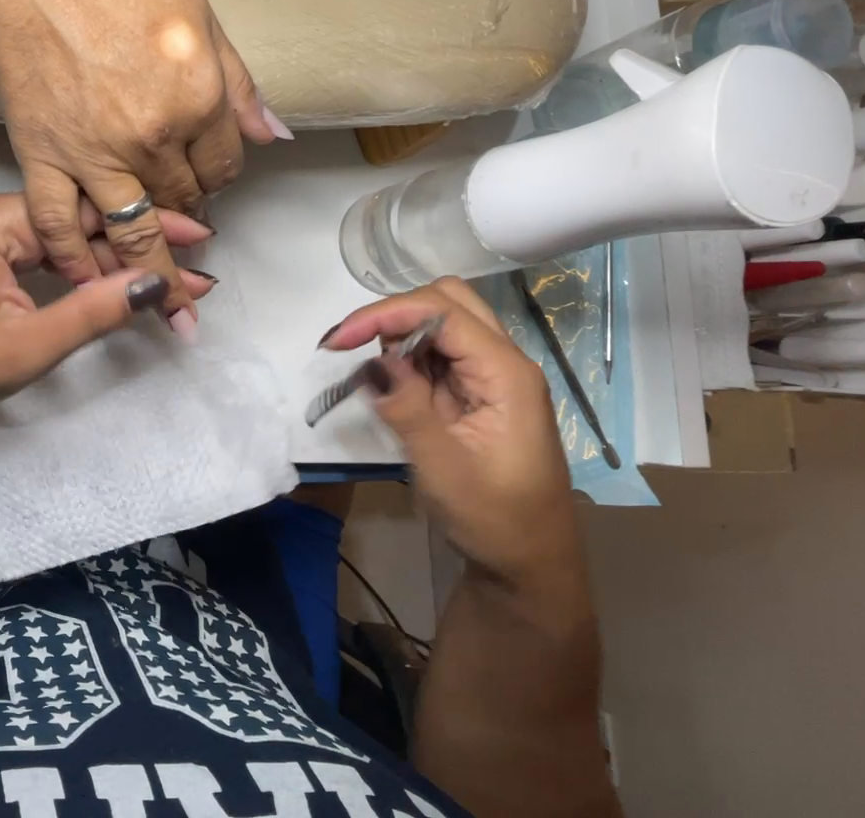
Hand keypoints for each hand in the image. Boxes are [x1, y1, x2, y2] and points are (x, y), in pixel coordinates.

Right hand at [0, 0, 287, 331]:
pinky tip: (92, 284)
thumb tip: (273, 135)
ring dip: (154, 272)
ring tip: (172, 312)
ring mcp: (94, 154)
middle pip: (183, 201)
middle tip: (195, 244)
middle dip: (192, 220)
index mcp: (198, 97)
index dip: (219, 174)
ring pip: (133, 232)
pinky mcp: (42, 157)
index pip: (223, 164)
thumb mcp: (200, 13)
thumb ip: (237, 83)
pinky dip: (77, 260)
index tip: (207, 175)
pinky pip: (61, 225)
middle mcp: (152, 137)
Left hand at [0, 193, 215, 432]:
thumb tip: (161, 282)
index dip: (146, 230)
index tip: (201, 241)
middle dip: (140, 250)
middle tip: (202, 265)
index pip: (86, 215)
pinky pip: (53, 251)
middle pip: (82, 222)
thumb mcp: (32, 344)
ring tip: (178, 278)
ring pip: (72, 238)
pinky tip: (130, 280)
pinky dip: (89, 271)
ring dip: (120, 263)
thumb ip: (96, 309)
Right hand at [320, 277, 580, 588]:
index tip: (336, 342)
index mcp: (506, 375)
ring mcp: (491, 376)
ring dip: (397, 333)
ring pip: (441, 322)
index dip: (385, 315)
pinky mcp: (476, 391)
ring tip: (365, 370)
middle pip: (447, 301)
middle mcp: (503, 363)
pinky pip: (438, 353)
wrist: (528, 562)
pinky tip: (386, 382)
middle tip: (349, 346)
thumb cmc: (493, 518)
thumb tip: (373, 361)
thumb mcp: (442, 467)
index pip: (442, 312)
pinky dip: (405, 355)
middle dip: (392, 314)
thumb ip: (407, 407)